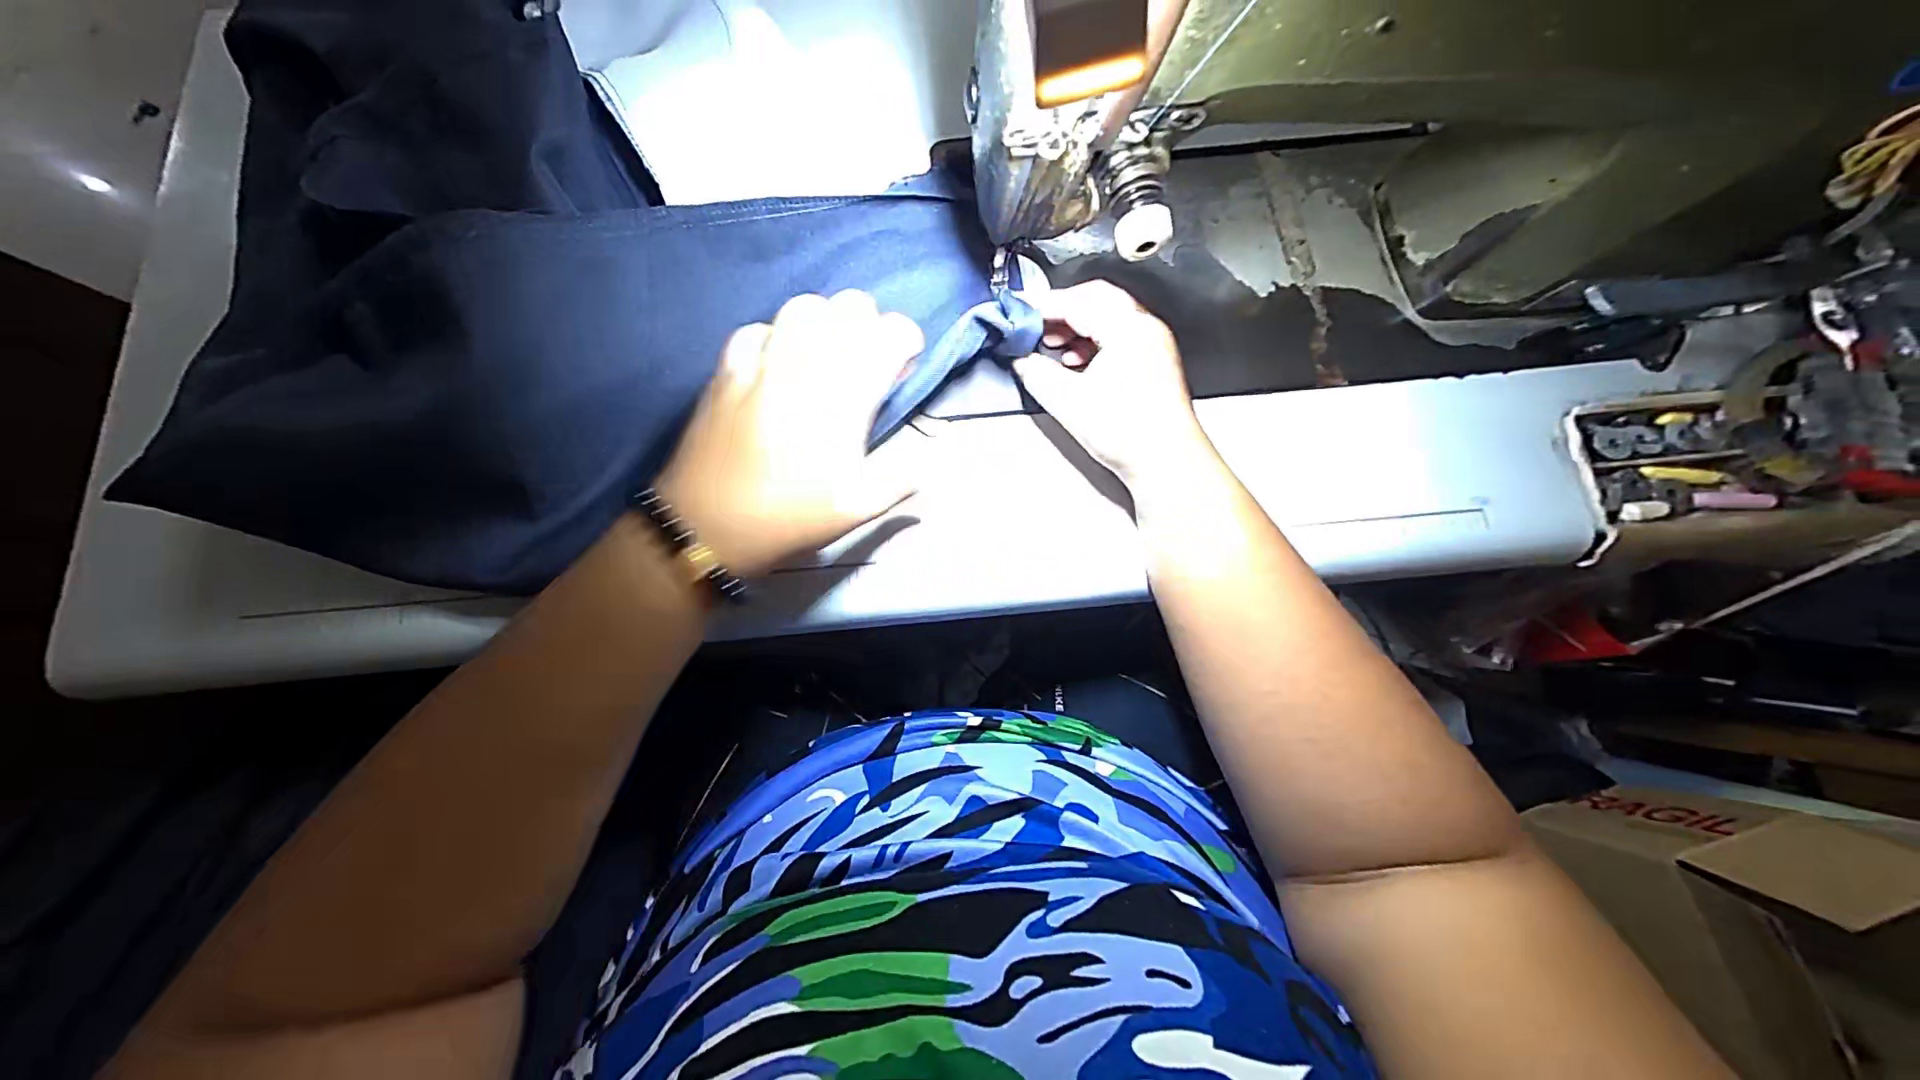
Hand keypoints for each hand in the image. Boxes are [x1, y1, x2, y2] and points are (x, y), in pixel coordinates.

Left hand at [653, 291, 923, 577]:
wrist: (707, 525)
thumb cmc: (789, 518)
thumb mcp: (856, 508)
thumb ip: (900, 478)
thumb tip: (930, 458)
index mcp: (844, 398)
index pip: (888, 335)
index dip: (905, 339)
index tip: (904, 362)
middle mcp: (806, 366)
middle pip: (849, 307)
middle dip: (870, 324)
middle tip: (870, 357)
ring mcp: (761, 362)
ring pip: (803, 307)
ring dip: (826, 321)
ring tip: (827, 352)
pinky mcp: (726, 369)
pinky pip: (758, 329)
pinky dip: (777, 335)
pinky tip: (778, 361)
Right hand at [1011, 280, 1214, 487]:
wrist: (1165, 462)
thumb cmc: (1131, 434)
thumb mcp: (1066, 400)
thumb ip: (1035, 372)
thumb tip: (1021, 359)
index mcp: (1127, 327)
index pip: (1076, 301)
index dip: (1042, 307)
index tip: (1021, 314)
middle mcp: (1145, 328)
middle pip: (1095, 300)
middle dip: (1060, 312)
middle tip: (1033, 326)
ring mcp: (1154, 344)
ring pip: (1108, 317)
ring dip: (1076, 327)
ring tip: (1051, 347)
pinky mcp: (1155, 362)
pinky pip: (1119, 337)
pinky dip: (1093, 341)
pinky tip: (1076, 363)